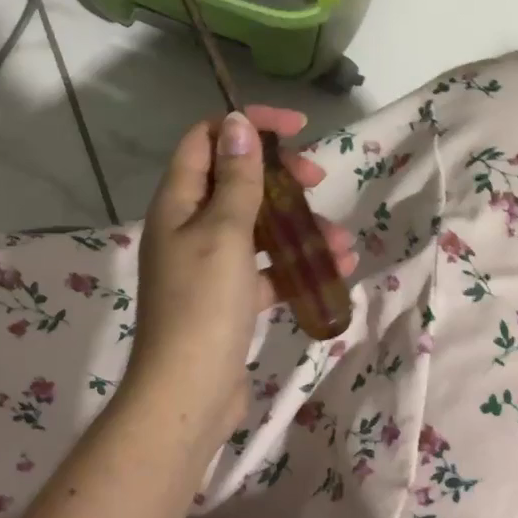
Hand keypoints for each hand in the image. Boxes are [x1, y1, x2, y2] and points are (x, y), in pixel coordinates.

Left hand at [123, 107, 357, 447]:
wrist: (187, 395)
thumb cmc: (204, 303)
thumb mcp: (225, 231)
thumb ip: (237, 177)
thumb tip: (237, 122)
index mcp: (177, 201)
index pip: (206, 139)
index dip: (248, 124)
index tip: (297, 128)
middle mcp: (188, 225)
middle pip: (236, 179)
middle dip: (280, 175)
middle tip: (316, 178)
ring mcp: (207, 263)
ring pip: (256, 224)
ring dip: (298, 225)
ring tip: (340, 239)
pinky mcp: (226, 297)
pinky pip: (263, 266)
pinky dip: (294, 265)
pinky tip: (334, 271)